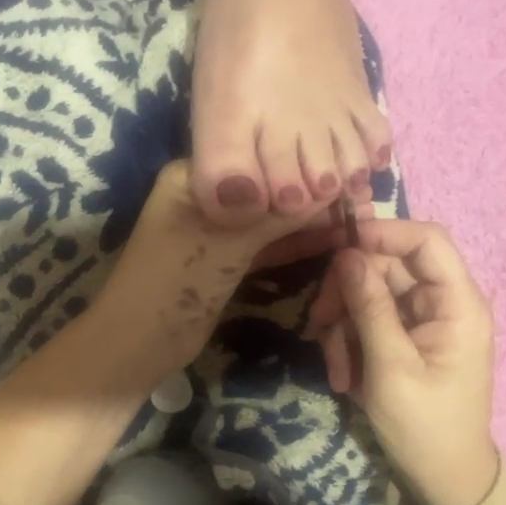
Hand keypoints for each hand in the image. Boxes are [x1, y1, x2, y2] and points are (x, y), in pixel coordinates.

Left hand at [93, 162, 365, 372]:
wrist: (139, 345)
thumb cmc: (174, 283)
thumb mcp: (228, 243)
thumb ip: (279, 215)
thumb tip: (333, 187)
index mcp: (195, 176)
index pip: (258, 158)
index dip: (303, 165)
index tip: (350, 171)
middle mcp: (208, 197)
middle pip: (268, 189)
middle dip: (312, 194)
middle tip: (366, 197)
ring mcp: (218, 230)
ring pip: (272, 219)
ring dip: (311, 221)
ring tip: (362, 216)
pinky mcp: (228, 261)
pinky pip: (268, 245)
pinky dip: (297, 244)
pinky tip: (336, 239)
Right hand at [307, 220, 500, 504]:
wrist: (443, 481)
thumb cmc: (425, 428)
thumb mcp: (390, 368)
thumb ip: (370, 307)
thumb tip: (347, 254)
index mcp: (459, 303)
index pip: (427, 239)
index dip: (383, 233)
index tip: (338, 249)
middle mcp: (444, 302)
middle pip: (387, 265)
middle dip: (348, 293)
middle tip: (319, 324)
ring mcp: (423, 320)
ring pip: (370, 293)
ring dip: (344, 326)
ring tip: (338, 371)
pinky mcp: (405, 337)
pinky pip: (369, 320)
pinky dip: (350, 343)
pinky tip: (345, 378)